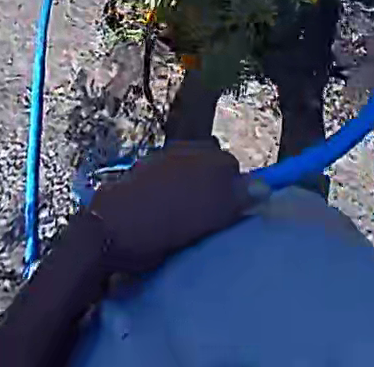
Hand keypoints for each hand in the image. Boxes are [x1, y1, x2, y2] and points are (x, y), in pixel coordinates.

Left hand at [87, 142, 260, 273]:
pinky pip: (166, 175)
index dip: (235, 190)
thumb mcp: (210, 215)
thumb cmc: (164, 222)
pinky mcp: (140, 169)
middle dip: (214, 184)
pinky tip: (163, 211)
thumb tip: (264, 187)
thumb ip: (239, 196)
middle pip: (212, 163)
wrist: (109, 226)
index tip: (229, 213)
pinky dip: (169, 189)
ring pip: (189, 168)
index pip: (233, 166)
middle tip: (209, 215)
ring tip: (185, 215)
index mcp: (206, 154)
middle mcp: (186, 148)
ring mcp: (161, 156)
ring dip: (191, 186)